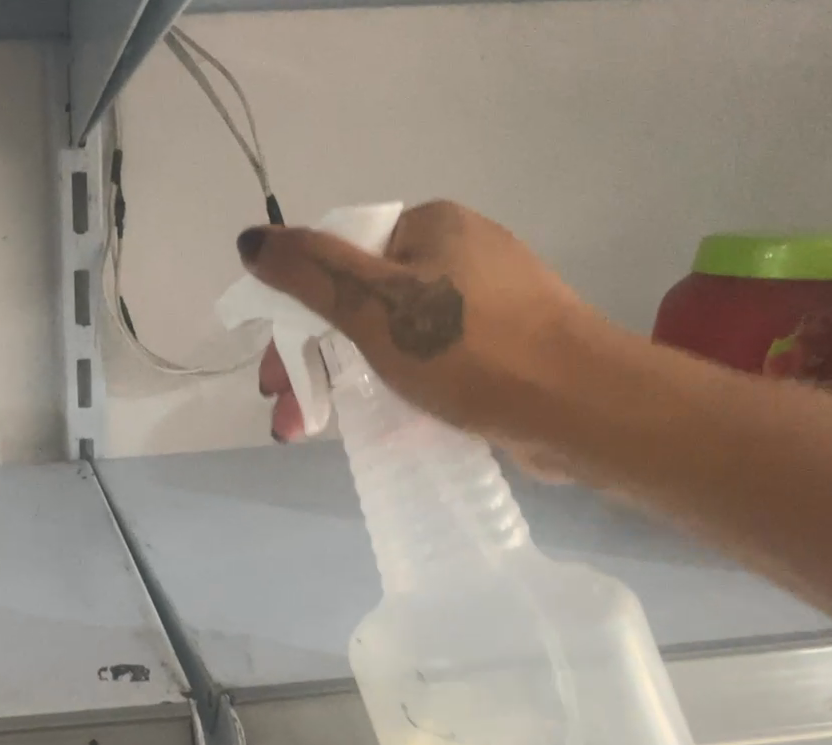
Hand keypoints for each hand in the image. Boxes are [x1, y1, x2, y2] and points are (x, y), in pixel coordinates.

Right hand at [243, 200, 609, 458]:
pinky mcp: (498, 342)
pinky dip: (386, 384)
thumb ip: (309, 272)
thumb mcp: (374, 308)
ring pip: (385, 334)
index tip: (274, 375)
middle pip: (356, 302)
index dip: (292, 318)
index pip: (335, 260)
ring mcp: (480, 299)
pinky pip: (421, 356)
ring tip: (311, 430)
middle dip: (310, 360)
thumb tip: (250, 239)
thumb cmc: (470, 350)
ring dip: (340, 379)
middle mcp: (455, 252)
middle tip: (288, 411)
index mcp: (428, 227)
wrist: (580, 406)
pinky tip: (372, 418)